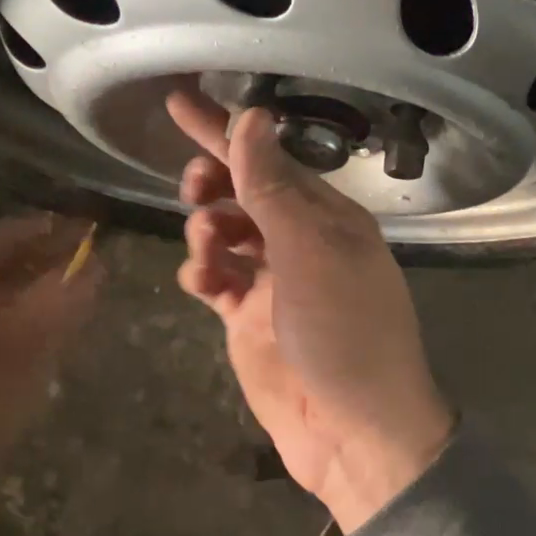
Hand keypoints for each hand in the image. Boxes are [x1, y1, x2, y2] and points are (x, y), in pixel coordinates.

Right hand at [167, 90, 453, 532]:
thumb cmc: (344, 331)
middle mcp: (303, 241)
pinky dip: (204, 274)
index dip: (226, 132)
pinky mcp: (252, 321)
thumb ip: (274, 188)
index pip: (270, 159)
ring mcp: (275, 282)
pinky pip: (218, 281)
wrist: (356, 433)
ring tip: (206, 246)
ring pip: (227, 234)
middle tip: (195, 188)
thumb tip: (253, 117)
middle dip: (214, 182)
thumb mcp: (311, 252)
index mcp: (329, 216)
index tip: (179, 102)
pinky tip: (200, 282)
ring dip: (208, 229)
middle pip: (245, 193)